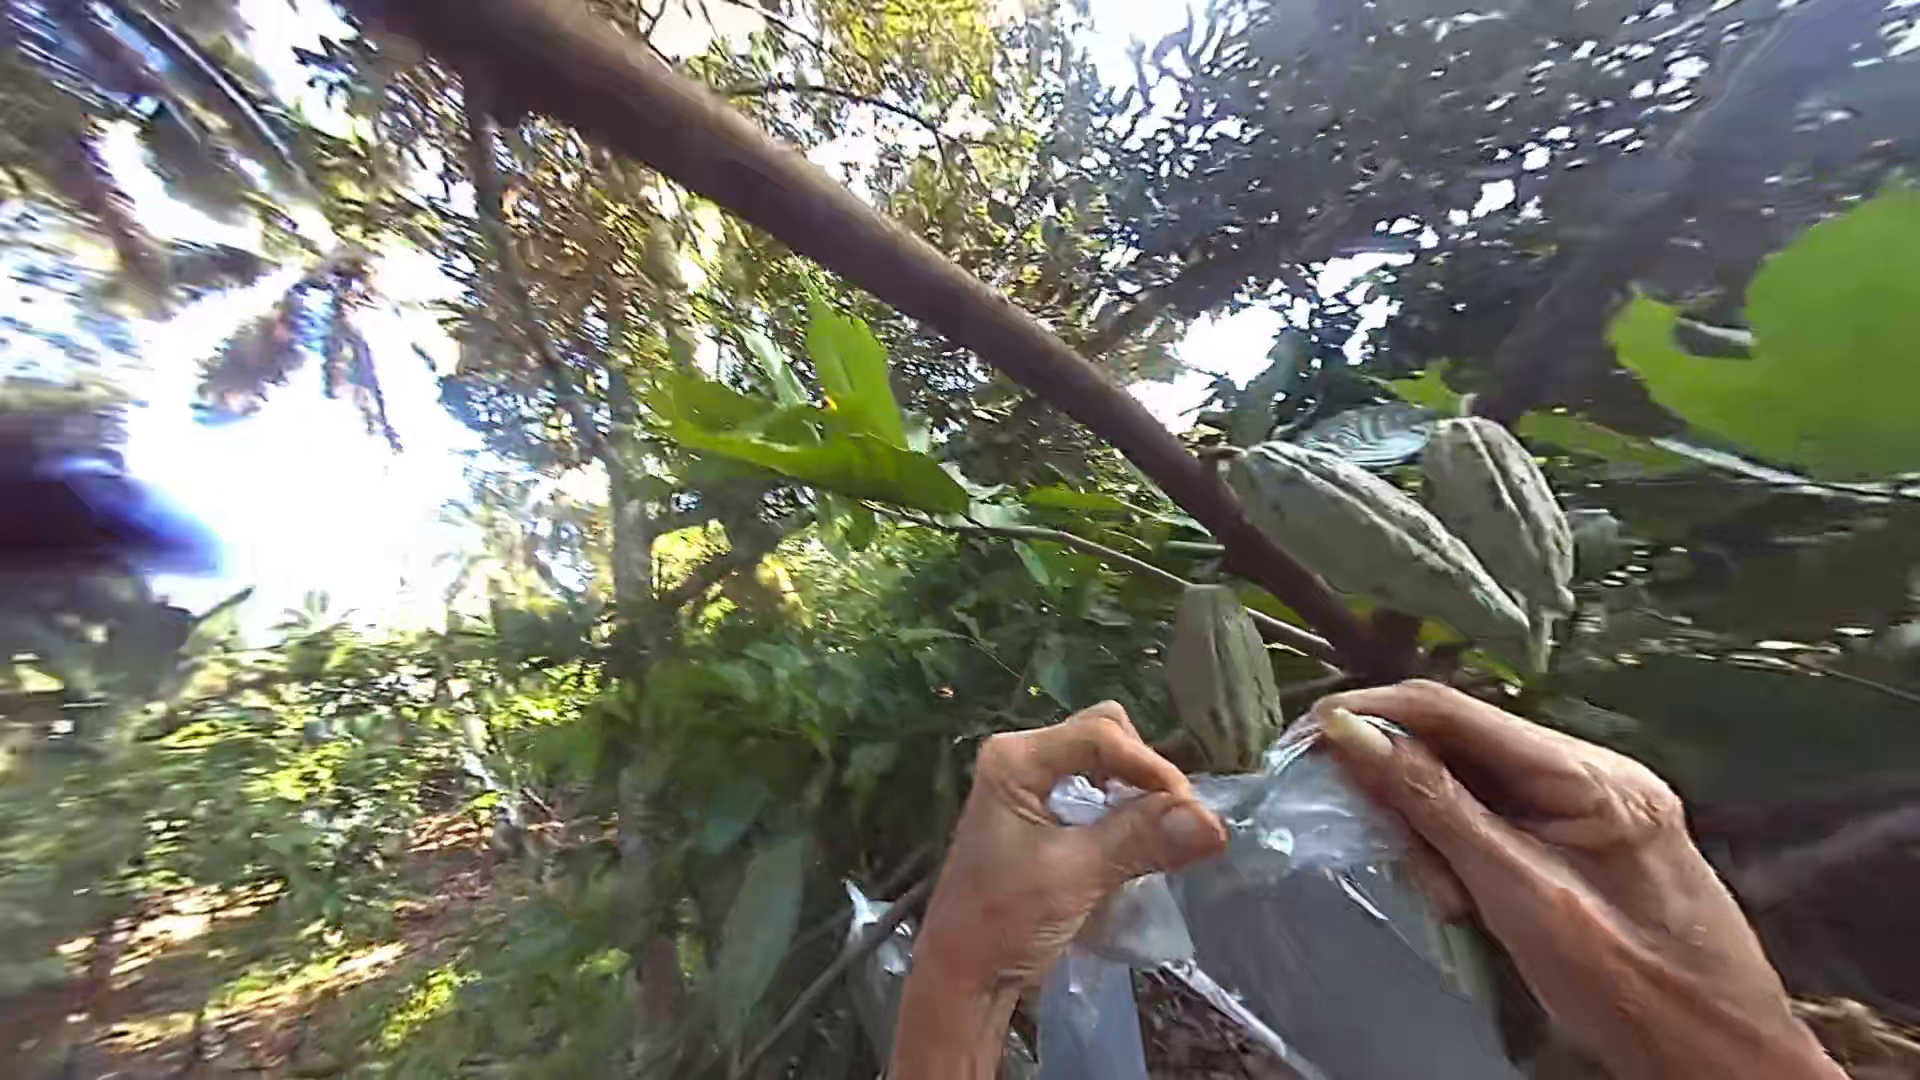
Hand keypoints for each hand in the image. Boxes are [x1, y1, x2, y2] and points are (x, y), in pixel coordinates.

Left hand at [891, 702, 1226, 1078]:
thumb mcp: (1075, 876)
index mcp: (1015, 757)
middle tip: (1174, 816)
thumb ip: (1141, 840)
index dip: (1148, 765)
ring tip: (1163, 826)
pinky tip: (1136, 833)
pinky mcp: (1040, 804)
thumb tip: (1213, 821)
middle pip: (1101, 734)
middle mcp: (1020, 754)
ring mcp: (1028, 778)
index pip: (1097, 734)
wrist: (963, 973)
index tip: (1189, 809)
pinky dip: (1121, 802)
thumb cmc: (1005, 920)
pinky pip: (1093, 783)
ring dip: (1135, 787)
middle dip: (1142, 769)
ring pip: (1101, 757)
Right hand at [1313, 681, 1842, 1079]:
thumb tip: (1344, 728)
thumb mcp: (1516, 893)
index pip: (1449, 708)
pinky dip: (1438, 832)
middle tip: (1354, 812)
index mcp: (1586, 774)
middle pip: (1445, 733)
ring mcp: (1571, 791)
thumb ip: (1428, 801)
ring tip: (1432, 883)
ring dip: (1416, 814)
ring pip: (1449, 767)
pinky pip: (1468, 799)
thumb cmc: (1633, 992)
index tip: (1309, 729)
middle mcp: (1578, 765)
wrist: (1725, 1076)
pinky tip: (1448, 878)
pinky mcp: (1557, 818)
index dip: (1370, 709)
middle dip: (1392, 772)